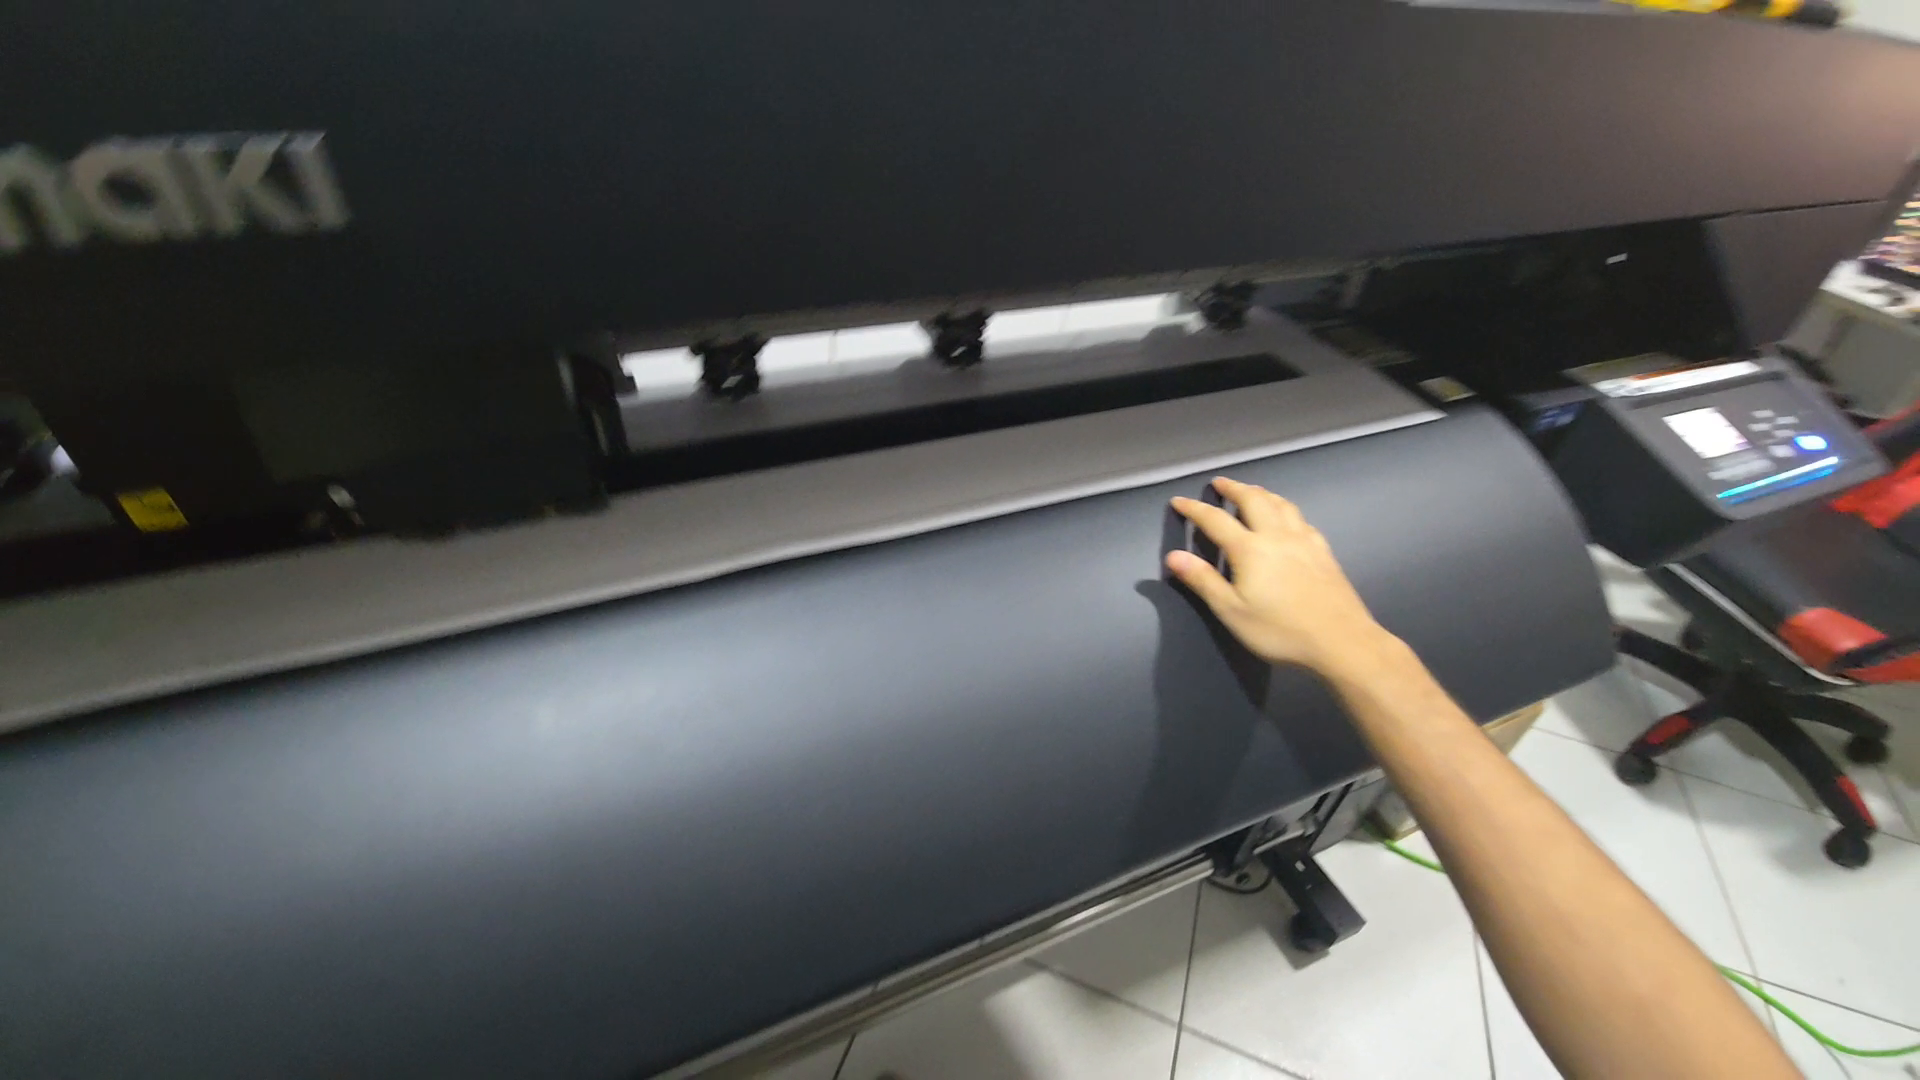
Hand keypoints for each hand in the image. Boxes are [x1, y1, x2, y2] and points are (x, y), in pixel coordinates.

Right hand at [1166, 477, 1400, 677]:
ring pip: (1281, 504)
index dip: (1194, 509)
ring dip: (1262, 493)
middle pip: (1253, 500)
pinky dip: (1286, 510)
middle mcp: (1277, 536)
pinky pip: (1301, 519)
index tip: (1178, 500)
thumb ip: (1203, 581)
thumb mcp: (1232, 611)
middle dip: (1233, 488)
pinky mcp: (1324, 552)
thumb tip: (1174, 555)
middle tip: (1219, 483)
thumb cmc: (1280, 630)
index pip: (1215, 520)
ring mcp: (1305, 541)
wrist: (1342, 641)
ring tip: (1252, 491)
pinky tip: (1288, 519)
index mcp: (1250, 549)